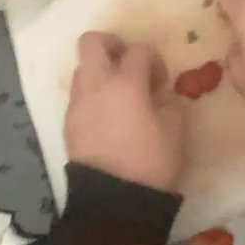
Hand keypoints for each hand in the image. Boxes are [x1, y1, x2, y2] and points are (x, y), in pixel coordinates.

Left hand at [64, 32, 185, 192]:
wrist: (113, 203)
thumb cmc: (150, 163)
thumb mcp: (176, 131)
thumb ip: (168, 103)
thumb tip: (158, 95)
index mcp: (126, 83)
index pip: (139, 49)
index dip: (154, 59)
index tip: (161, 81)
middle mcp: (96, 85)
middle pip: (92, 42)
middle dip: (112, 43)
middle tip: (128, 62)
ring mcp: (78, 104)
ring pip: (82, 68)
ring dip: (101, 71)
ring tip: (120, 95)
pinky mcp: (69, 123)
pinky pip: (80, 95)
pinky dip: (94, 95)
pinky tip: (110, 117)